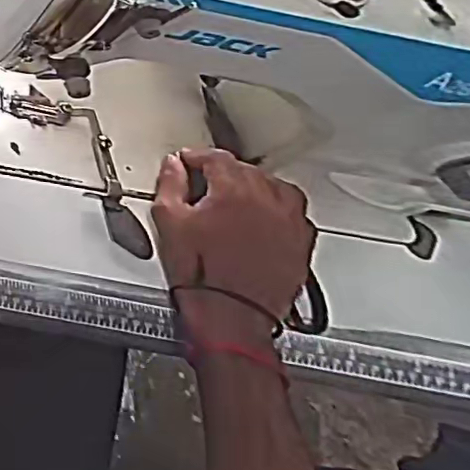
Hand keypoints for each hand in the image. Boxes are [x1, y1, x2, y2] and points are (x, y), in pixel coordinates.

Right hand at [153, 149, 313, 347]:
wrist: (230, 314)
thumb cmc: (202, 273)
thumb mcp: (168, 220)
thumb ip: (170, 185)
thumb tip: (173, 167)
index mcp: (235, 192)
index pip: (216, 158)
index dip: (196, 156)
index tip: (185, 161)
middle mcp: (268, 202)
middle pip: (247, 170)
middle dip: (222, 169)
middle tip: (202, 178)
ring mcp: (290, 223)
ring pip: (276, 187)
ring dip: (254, 184)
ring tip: (235, 193)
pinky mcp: (301, 244)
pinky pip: (294, 212)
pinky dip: (277, 206)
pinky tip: (261, 214)